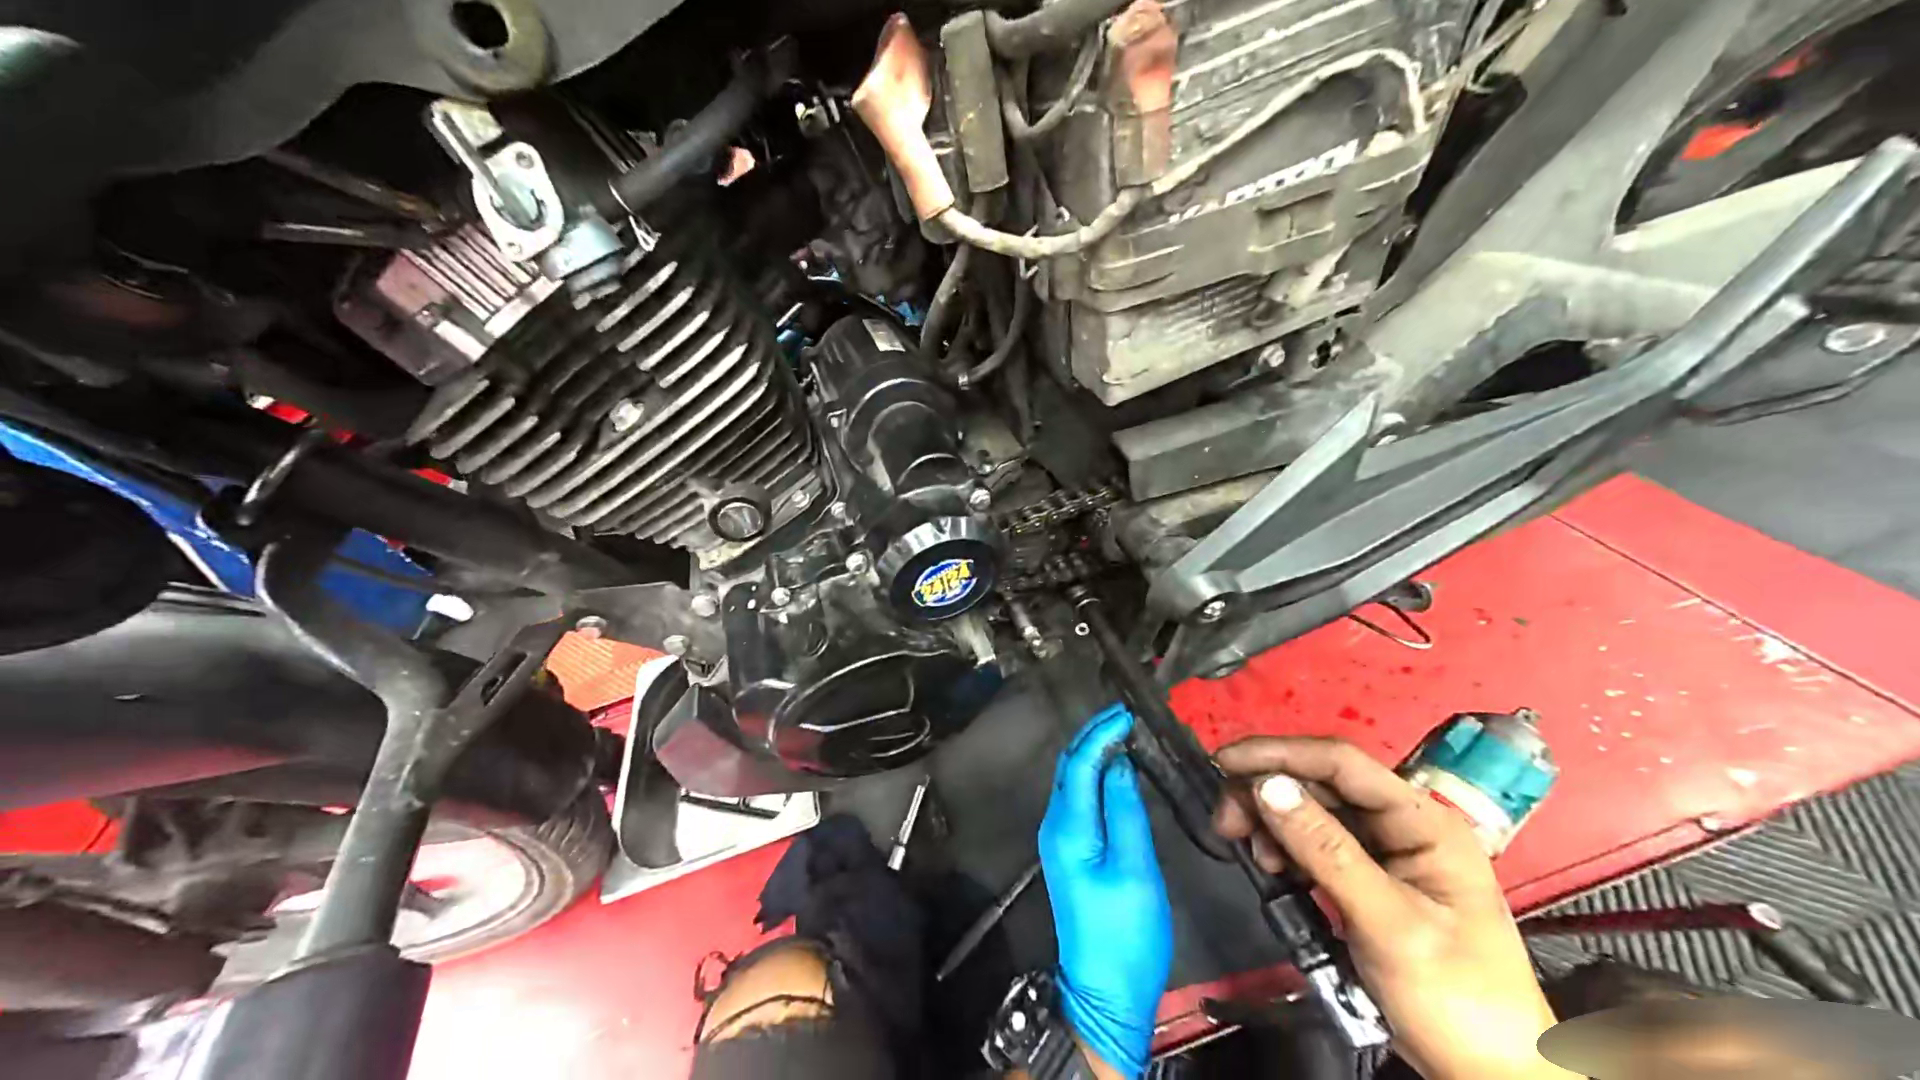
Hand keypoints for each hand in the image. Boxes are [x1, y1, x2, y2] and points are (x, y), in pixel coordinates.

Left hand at [1038, 705, 1172, 1079]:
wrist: (1104, 990)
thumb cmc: (1124, 932)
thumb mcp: (1134, 868)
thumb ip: (1126, 811)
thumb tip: (1121, 763)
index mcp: (1068, 826)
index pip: (1079, 762)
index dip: (1101, 733)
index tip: (1126, 712)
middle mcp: (1056, 825)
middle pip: (1070, 766)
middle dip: (1094, 736)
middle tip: (1126, 716)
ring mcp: (1060, 838)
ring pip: (1073, 780)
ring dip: (1094, 753)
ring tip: (1125, 734)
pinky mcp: (1071, 850)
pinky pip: (1080, 799)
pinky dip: (1096, 776)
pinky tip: (1116, 771)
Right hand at [1212, 737, 1576, 1079]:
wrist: (1490, 1077)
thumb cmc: (1456, 998)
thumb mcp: (1389, 924)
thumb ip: (1326, 851)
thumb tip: (1266, 786)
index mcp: (1423, 822)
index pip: (1341, 762)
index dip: (1279, 754)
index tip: (1224, 762)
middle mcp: (1401, 824)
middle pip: (1319, 782)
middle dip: (1267, 792)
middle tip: (1225, 820)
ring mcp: (1384, 851)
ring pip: (1311, 810)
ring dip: (1272, 822)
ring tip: (1248, 850)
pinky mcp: (1365, 877)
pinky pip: (1312, 843)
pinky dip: (1284, 848)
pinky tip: (1271, 868)